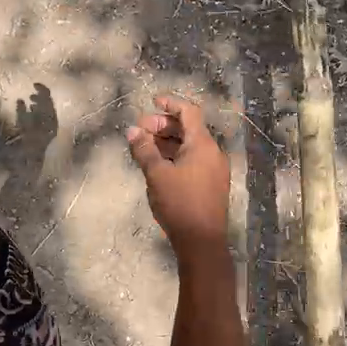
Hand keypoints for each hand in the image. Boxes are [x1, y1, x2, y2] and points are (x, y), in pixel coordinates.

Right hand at [125, 94, 230, 260]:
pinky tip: (157, 164)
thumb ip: (144, 149)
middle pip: (188, 128)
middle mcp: (212, 153)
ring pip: (189, 145)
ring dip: (167, 142)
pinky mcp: (211, 184)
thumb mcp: (157, 174)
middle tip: (140, 131)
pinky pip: (192, 160)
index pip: (189, 112)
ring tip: (144, 147)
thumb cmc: (180, 203)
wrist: (203, 243)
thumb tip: (132, 130)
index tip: (152, 102)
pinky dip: (175, 155)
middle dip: (163, 125)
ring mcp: (214, 170)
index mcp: (203, 145)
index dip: (170, 103)